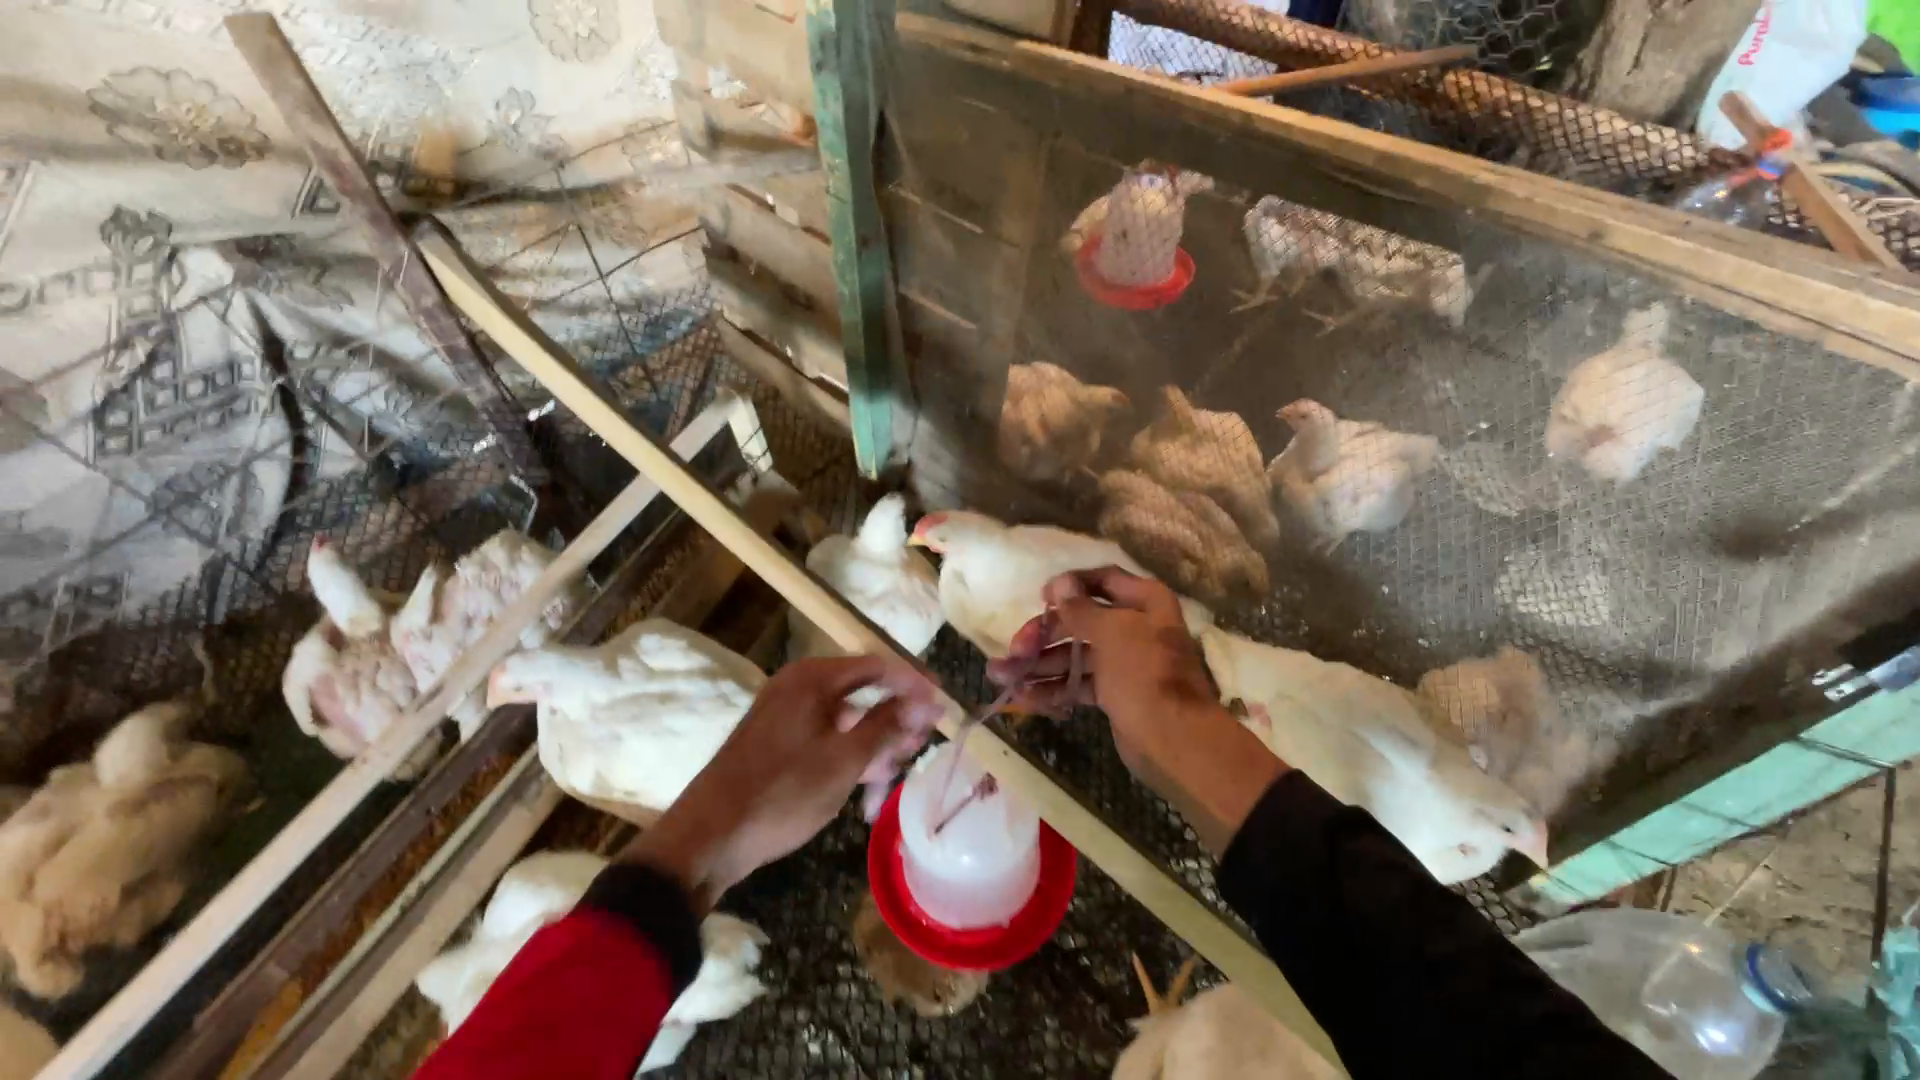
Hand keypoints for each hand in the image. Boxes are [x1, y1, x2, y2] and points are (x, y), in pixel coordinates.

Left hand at [623, 656, 942, 906]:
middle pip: (865, 695)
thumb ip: (888, 724)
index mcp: (813, 679)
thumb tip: (928, 698)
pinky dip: (848, 762)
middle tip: (916, 754)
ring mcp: (786, 716)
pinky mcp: (779, 744)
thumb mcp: (845, 760)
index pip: (880, 666)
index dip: (916, 684)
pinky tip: (862, 796)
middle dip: (894, 726)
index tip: (946, 707)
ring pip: (848, 723)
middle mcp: (799, 687)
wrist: (708, 839)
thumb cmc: (782, 794)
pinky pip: (827, 741)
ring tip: (886, 786)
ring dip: (873, 751)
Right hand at [986, 567, 1284, 852]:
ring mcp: (1125, 663)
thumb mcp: (1111, 632)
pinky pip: (1078, 684)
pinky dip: (1053, 688)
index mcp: (1145, 602)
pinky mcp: (1115, 694)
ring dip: (1038, 664)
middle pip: (1080, 621)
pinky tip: (1024, 697)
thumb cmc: (1144, 673)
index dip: (1070, 586)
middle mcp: (1136, 628)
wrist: (1174, 739)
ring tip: (1002, 676)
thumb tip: (1059, 584)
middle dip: (1043, 635)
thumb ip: (1080, 608)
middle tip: (1015, 649)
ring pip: (1074, 656)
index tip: (1041, 598)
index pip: (1103, 580)